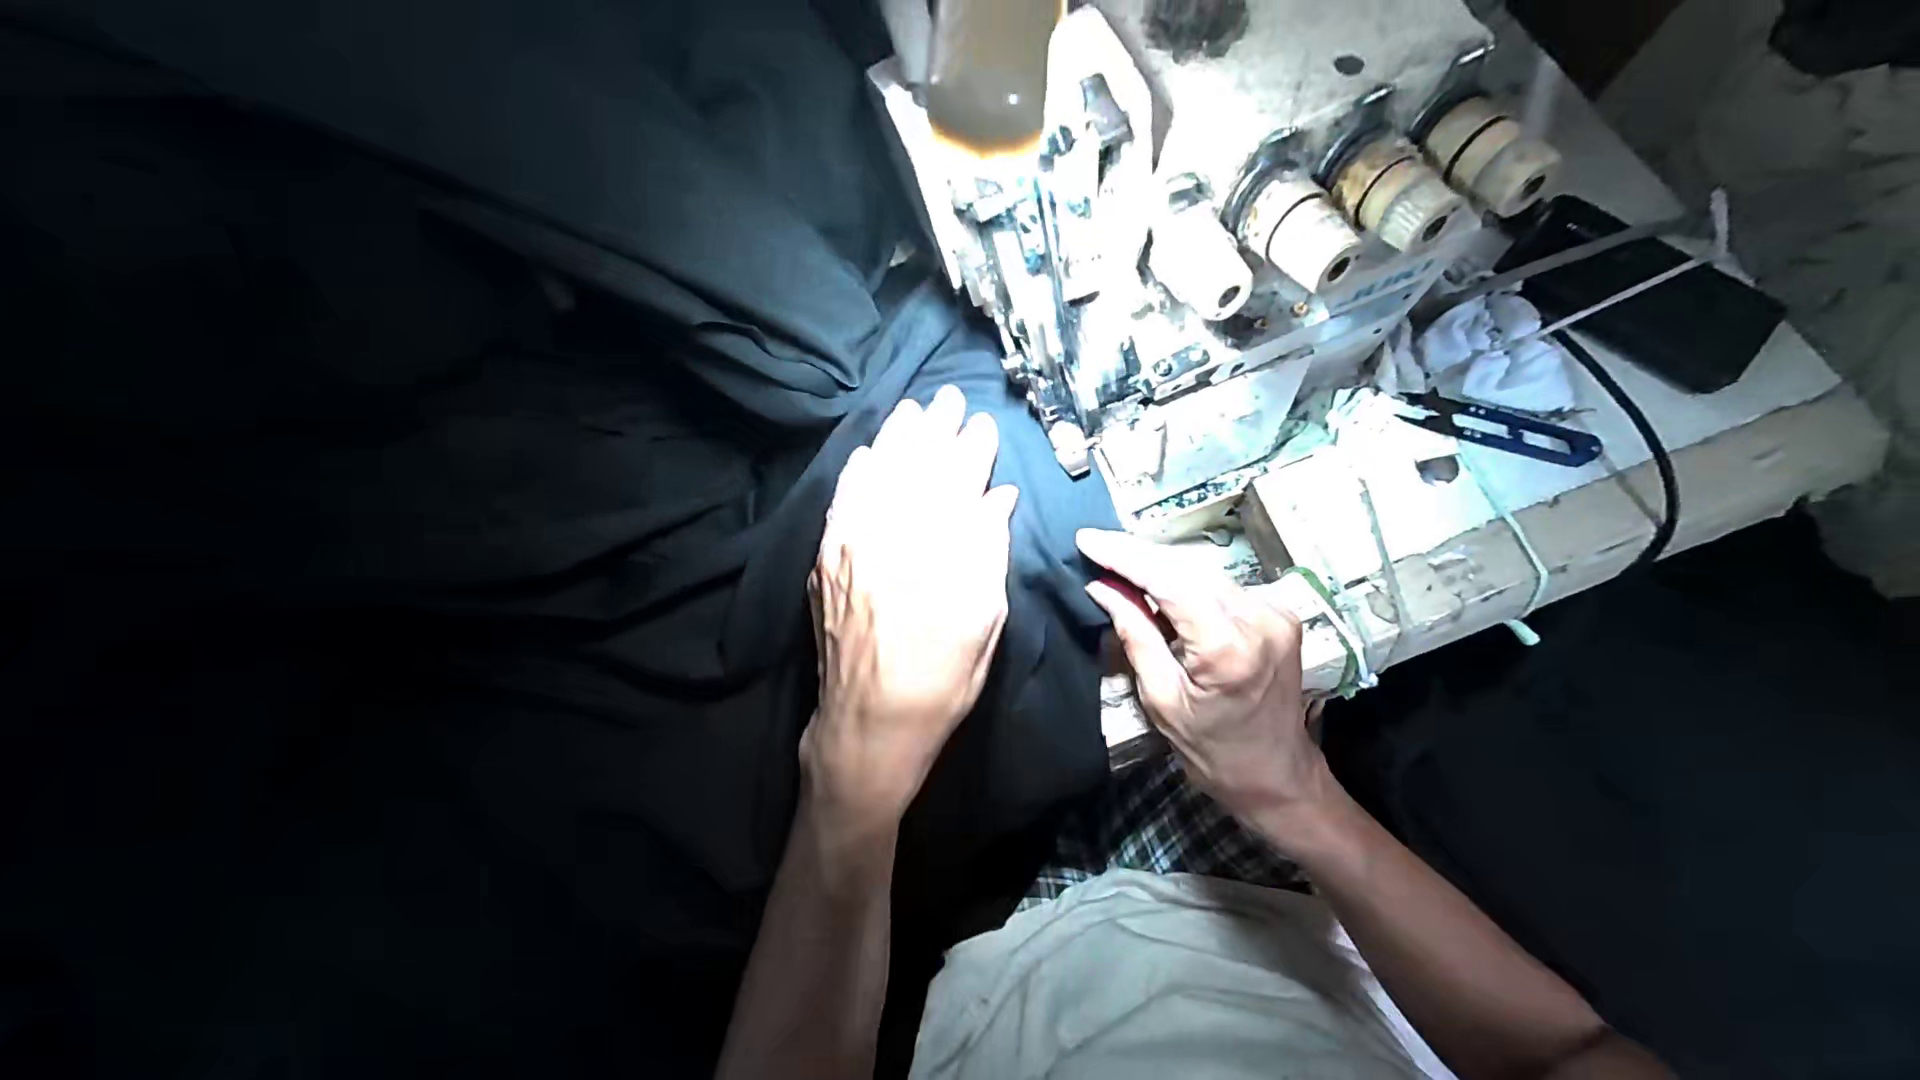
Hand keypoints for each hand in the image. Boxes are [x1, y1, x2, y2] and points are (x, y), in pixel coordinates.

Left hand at [802, 386, 1018, 834]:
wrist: (869, 719)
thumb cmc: (942, 677)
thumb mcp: (985, 618)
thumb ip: (987, 549)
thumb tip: (997, 497)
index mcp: (941, 547)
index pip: (958, 480)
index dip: (973, 448)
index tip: (983, 424)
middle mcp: (893, 534)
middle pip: (916, 466)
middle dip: (936, 427)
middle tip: (949, 397)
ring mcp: (853, 542)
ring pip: (878, 472)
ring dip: (897, 437)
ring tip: (913, 411)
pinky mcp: (828, 557)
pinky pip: (843, 498)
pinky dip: (858, 470)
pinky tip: (870, 453)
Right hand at [1077, 529, 1339, 834]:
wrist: (1276, 774)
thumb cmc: (1212, 749)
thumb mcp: (1161, 698)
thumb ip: (1135, 634)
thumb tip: (1103, 587)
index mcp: (1228, 647)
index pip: (1170, 581)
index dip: (1125, 556)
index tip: (1088, 540)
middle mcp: (1259, 619)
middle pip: (1187, 568)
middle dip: (1138, 554)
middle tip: (1096, 545)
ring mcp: (1276, 613)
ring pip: (1204, 572)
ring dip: (1160, 566)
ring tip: (1118, 562)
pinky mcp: (1279, 614)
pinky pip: (1221, 585)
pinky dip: (1185, 581)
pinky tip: (1158, 584)